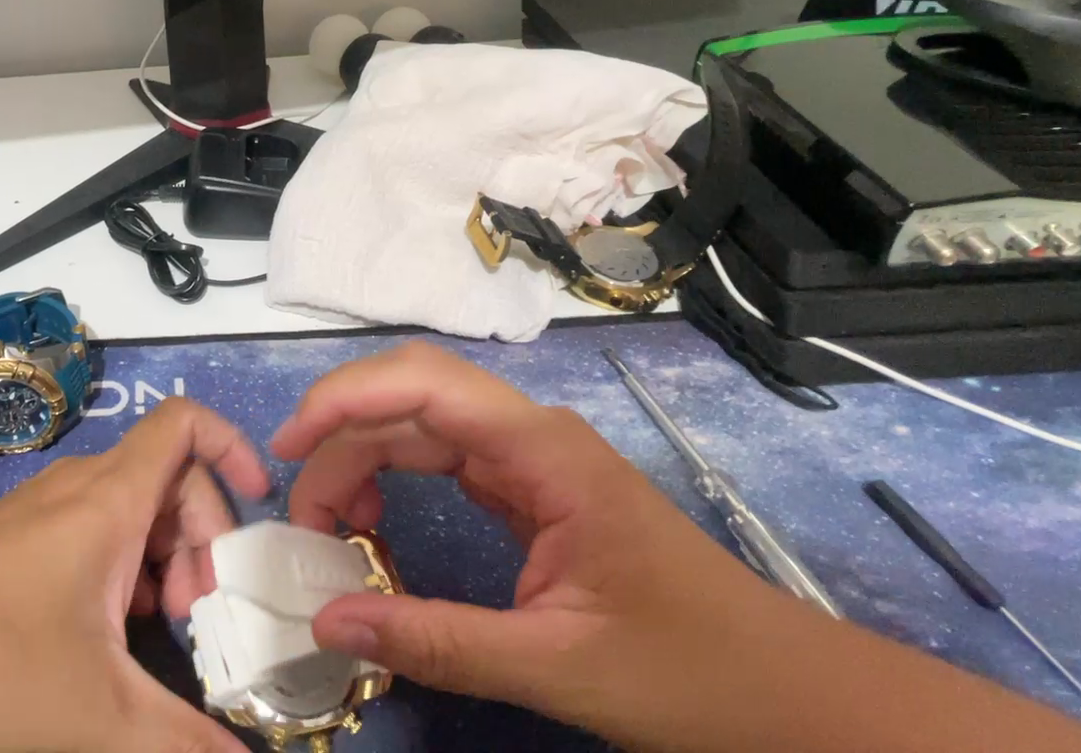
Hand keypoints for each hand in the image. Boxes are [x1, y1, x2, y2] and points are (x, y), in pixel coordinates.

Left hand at [0, 397, 269, 752]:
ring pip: (121, 507)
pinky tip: (99, 639)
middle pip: (163, 474)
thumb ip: (190, 744)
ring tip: (153, 631)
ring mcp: (28, 518)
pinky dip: (113, 570)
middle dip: (202, 532)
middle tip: (195, 613)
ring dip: (157, 557)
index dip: (234, 447)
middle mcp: (70, 492)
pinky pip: (79, 534)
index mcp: (107, 502)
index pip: (184, 425)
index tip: (262, 506)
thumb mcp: (105, 721)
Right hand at [269, 341, 783, 742]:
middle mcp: (529, 435)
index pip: (421, 384)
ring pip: (416, 424)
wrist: (792, 695)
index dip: (342, 400)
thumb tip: (327, 623)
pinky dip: (389, 481)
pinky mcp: (524, 486)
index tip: (288, 449)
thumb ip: (438, 643)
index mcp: (543, 451)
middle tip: (304, 516)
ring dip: (359, 461)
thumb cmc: (695, 673)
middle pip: (406, 398)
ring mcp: (527, 457)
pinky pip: (436, 458)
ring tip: (332, 528)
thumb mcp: (559, 666)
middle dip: (339, 440)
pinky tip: (372, 524)